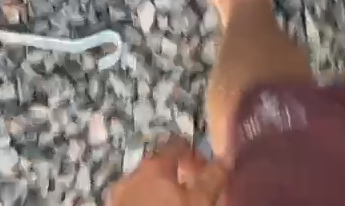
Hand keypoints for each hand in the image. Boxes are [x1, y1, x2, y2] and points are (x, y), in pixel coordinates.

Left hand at [105, 138, 228, 204]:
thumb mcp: (200, 201)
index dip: (196, 156)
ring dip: (160, 195)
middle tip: (192, 194)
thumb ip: (214, 176)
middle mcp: (132, 175)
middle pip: (160, 167)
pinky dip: (147, 205)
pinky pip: (134, 203)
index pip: (179, 146)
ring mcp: (117, 199)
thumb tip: (227, 156)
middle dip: (177, 177)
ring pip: (145, 188)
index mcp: (154, 165)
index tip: (207, 171)